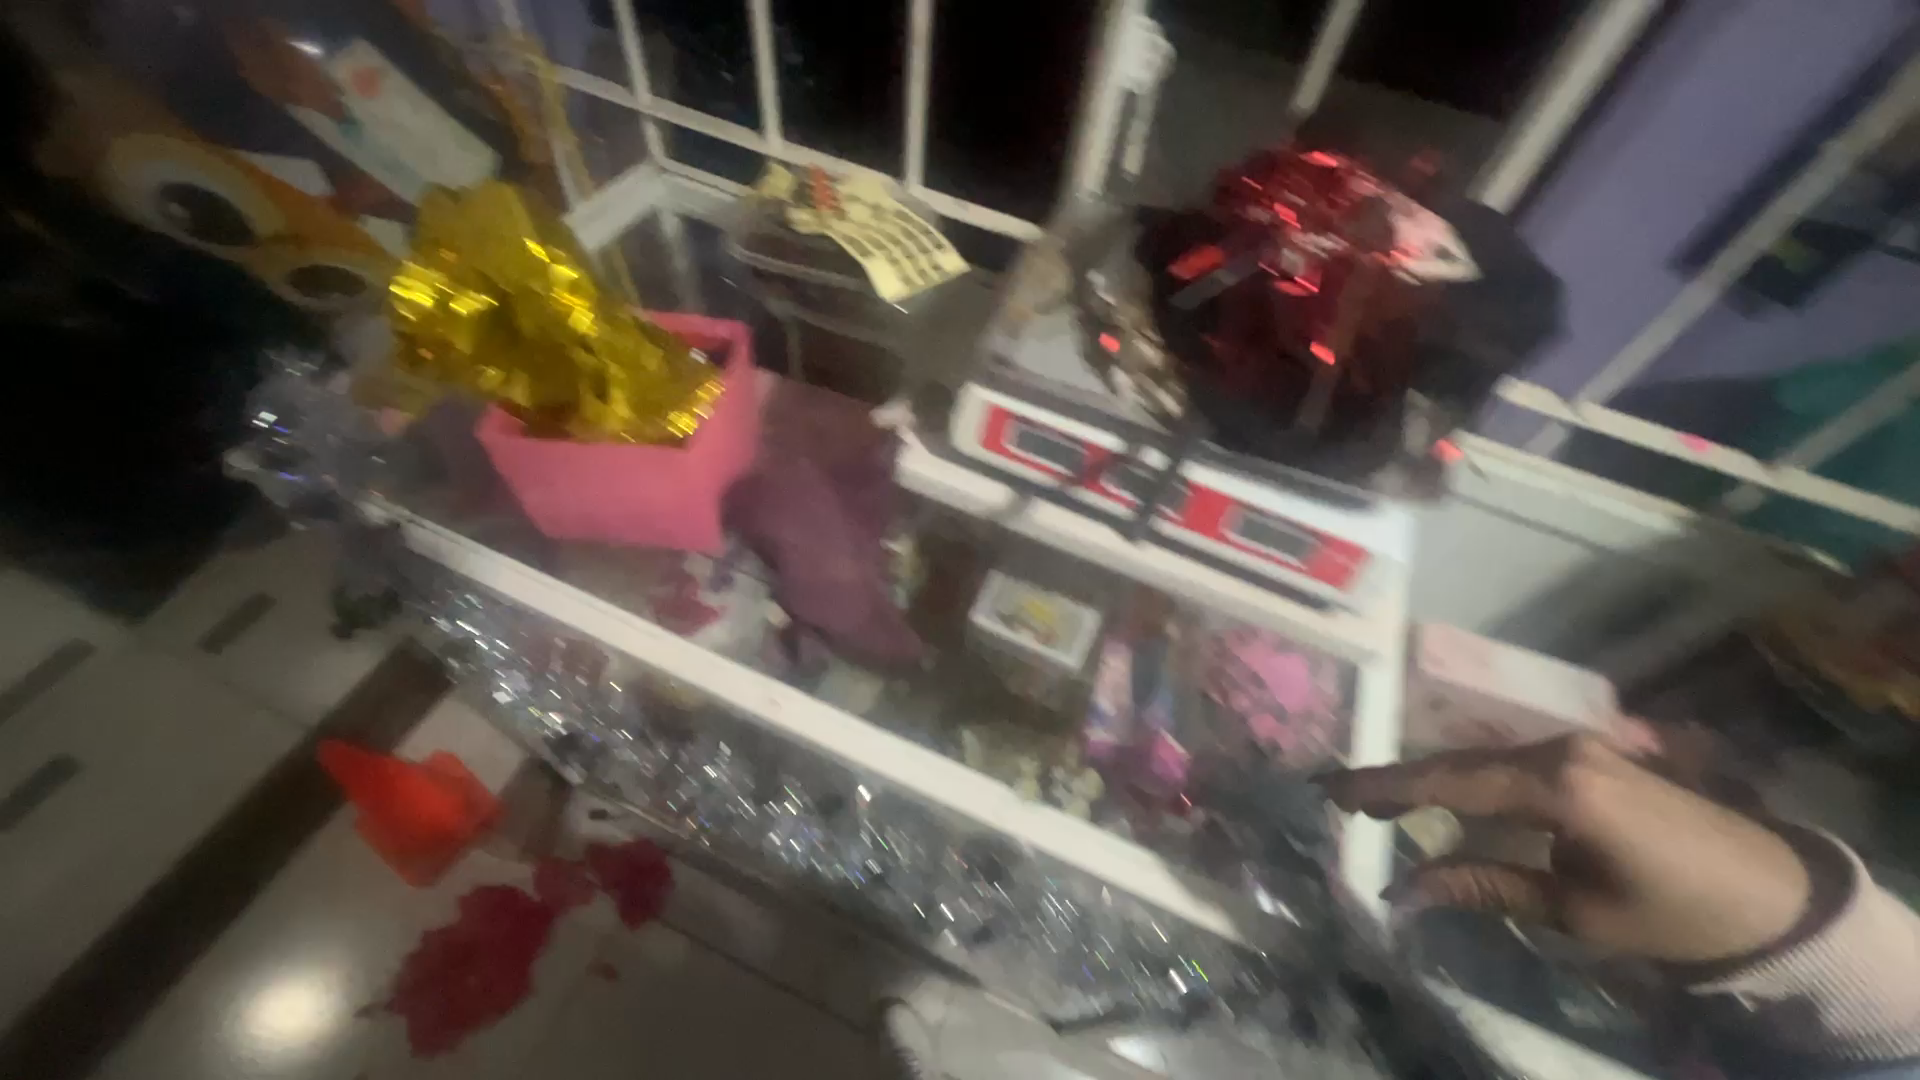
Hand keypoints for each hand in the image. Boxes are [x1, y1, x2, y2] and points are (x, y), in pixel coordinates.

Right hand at [1324, 736, 1811, 963]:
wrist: (1778, 897)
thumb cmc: (1676, 915)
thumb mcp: (1576, 912)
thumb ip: (1483, 887)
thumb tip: (1399, 893)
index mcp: (1558, 787)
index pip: (1448, 783)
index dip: (1384, 787)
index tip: (1329, 789)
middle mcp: (1557, 750)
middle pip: (1455, 763)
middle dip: (1395, 781)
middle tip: (1339, 796)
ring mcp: (1572, 745)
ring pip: (1475, 759)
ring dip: (1426, 779)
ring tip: (1377, 799)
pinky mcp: (1582, 753)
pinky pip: (1501, 760)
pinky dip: (1461, 778)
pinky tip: (1437, 792)